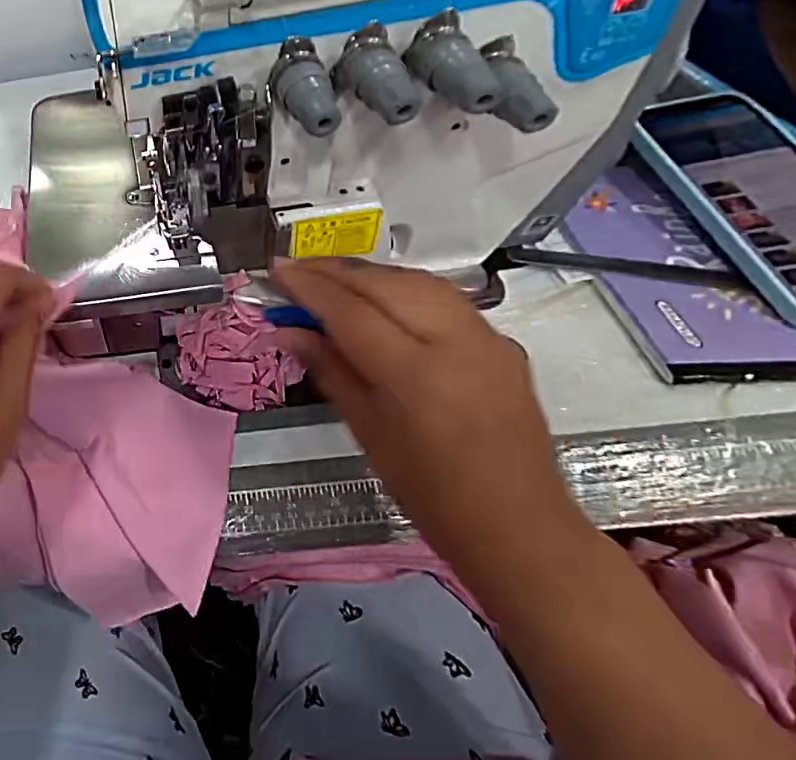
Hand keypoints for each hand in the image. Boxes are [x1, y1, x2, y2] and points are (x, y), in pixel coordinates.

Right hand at [270, 257, 576, 555]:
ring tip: (330, 277)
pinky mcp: (502, 341)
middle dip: (334, 271)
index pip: (351, 312)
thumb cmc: (430, 493)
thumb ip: (329, 368)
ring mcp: (486, 338)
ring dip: (368, 273)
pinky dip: (402, 286)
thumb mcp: (367, 430)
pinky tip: (380, 295)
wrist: (519, 525)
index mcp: (416, 376)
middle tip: (294, 270)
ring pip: (416, 280)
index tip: (277, 272)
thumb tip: (287, 330)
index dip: (309, 287)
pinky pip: (443, 296)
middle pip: (384, 284)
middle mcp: (456, 343)